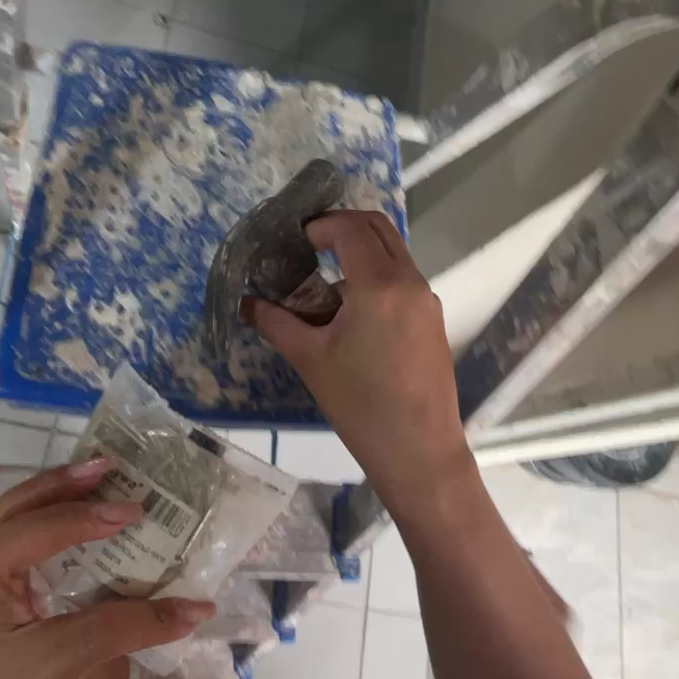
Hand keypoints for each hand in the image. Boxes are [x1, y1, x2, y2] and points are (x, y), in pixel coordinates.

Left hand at [0, 458, 216, 678]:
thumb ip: (135, 639)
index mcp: (9, 678)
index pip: (76, 632)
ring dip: (43, 490)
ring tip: (96, 468)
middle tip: (116, 488)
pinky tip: (73, 484)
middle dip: (61, 513)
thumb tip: (196, 600)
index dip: (136, 616)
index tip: (190, 605)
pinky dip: (34, 500)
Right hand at [242, 210, 470, 508]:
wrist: (419, 453)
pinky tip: (350, 314)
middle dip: (341, 227)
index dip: (320, 226)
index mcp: (380, 285)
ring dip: (359, 253)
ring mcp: (426, 300)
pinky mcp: (432, 319)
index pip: (351, 229)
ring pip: (392, 253)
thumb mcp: (310, 359)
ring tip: (323, 286)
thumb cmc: (360, 406)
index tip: (295, 241)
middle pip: (377, 228)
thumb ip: (275, 322)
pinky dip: (375, 277)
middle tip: (309, 245)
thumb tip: (246, 302)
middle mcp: (410, 282)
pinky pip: (402, 279)